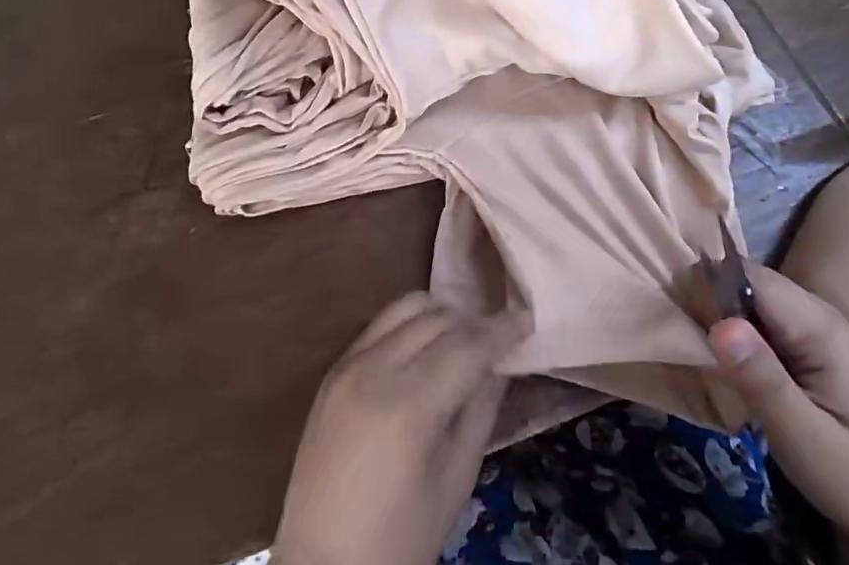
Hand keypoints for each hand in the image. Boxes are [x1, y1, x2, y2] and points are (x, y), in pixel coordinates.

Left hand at [273, 293, 527, 564]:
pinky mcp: (333, 369)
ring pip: (407, 307)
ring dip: (443, 316)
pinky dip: (412, 324)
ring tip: (464, 341)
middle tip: (500, 339)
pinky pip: (381, 324)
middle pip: (438, 319)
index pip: (467, 345)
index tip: (527, 319)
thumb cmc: (398, 539)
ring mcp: (347, 365)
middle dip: (476, 322)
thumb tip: (503, 361)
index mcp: (406, 408)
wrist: (321, 563)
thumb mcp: (455, 481)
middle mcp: (373, 371)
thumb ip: (481, 411)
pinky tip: (427, 349)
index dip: (502, 329)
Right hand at [709, 268, 848, 563]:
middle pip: (750, 280)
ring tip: (695, 344)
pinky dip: (733, 327)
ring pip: (751, 295)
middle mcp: (819, 313)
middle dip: (711, 297)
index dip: (712, 288)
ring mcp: (814, 326)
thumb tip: (719, 325)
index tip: (681, 318)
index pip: (753, 279)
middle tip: (684, 336)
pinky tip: (720, 356)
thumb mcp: (803, 438)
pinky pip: (759, 316)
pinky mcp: (806, 342)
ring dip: (719, 311)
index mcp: (821, 328)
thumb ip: (762, 379)